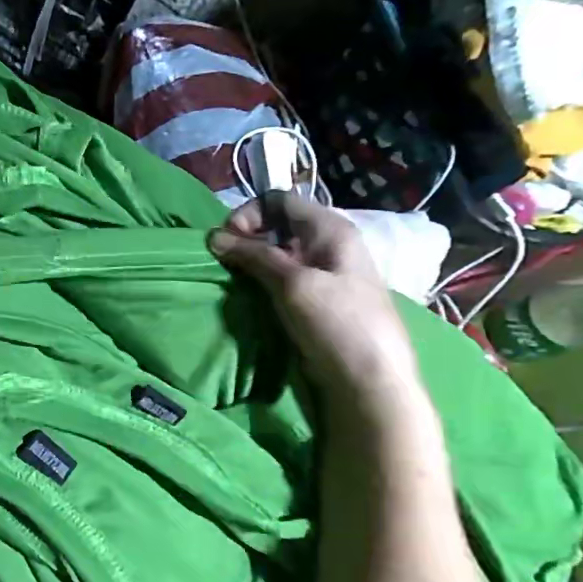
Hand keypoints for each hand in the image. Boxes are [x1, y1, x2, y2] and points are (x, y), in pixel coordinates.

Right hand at [207, 193, 421, 408]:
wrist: (368, 381)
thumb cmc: (336, 323)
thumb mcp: (293, 283)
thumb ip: (254, 256)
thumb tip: (214, 237)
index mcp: (331, 229)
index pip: (279, 200)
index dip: (249, 214)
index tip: (228, 241)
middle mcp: (328, 245)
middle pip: (277, 226)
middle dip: (247, 239)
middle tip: (227, 264)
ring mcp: (324, 274)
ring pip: (278, 255)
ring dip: (253, 264)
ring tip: (236, 282)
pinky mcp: (317, 301)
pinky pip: (284, 280)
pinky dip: (264, 283)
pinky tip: (252, 298)